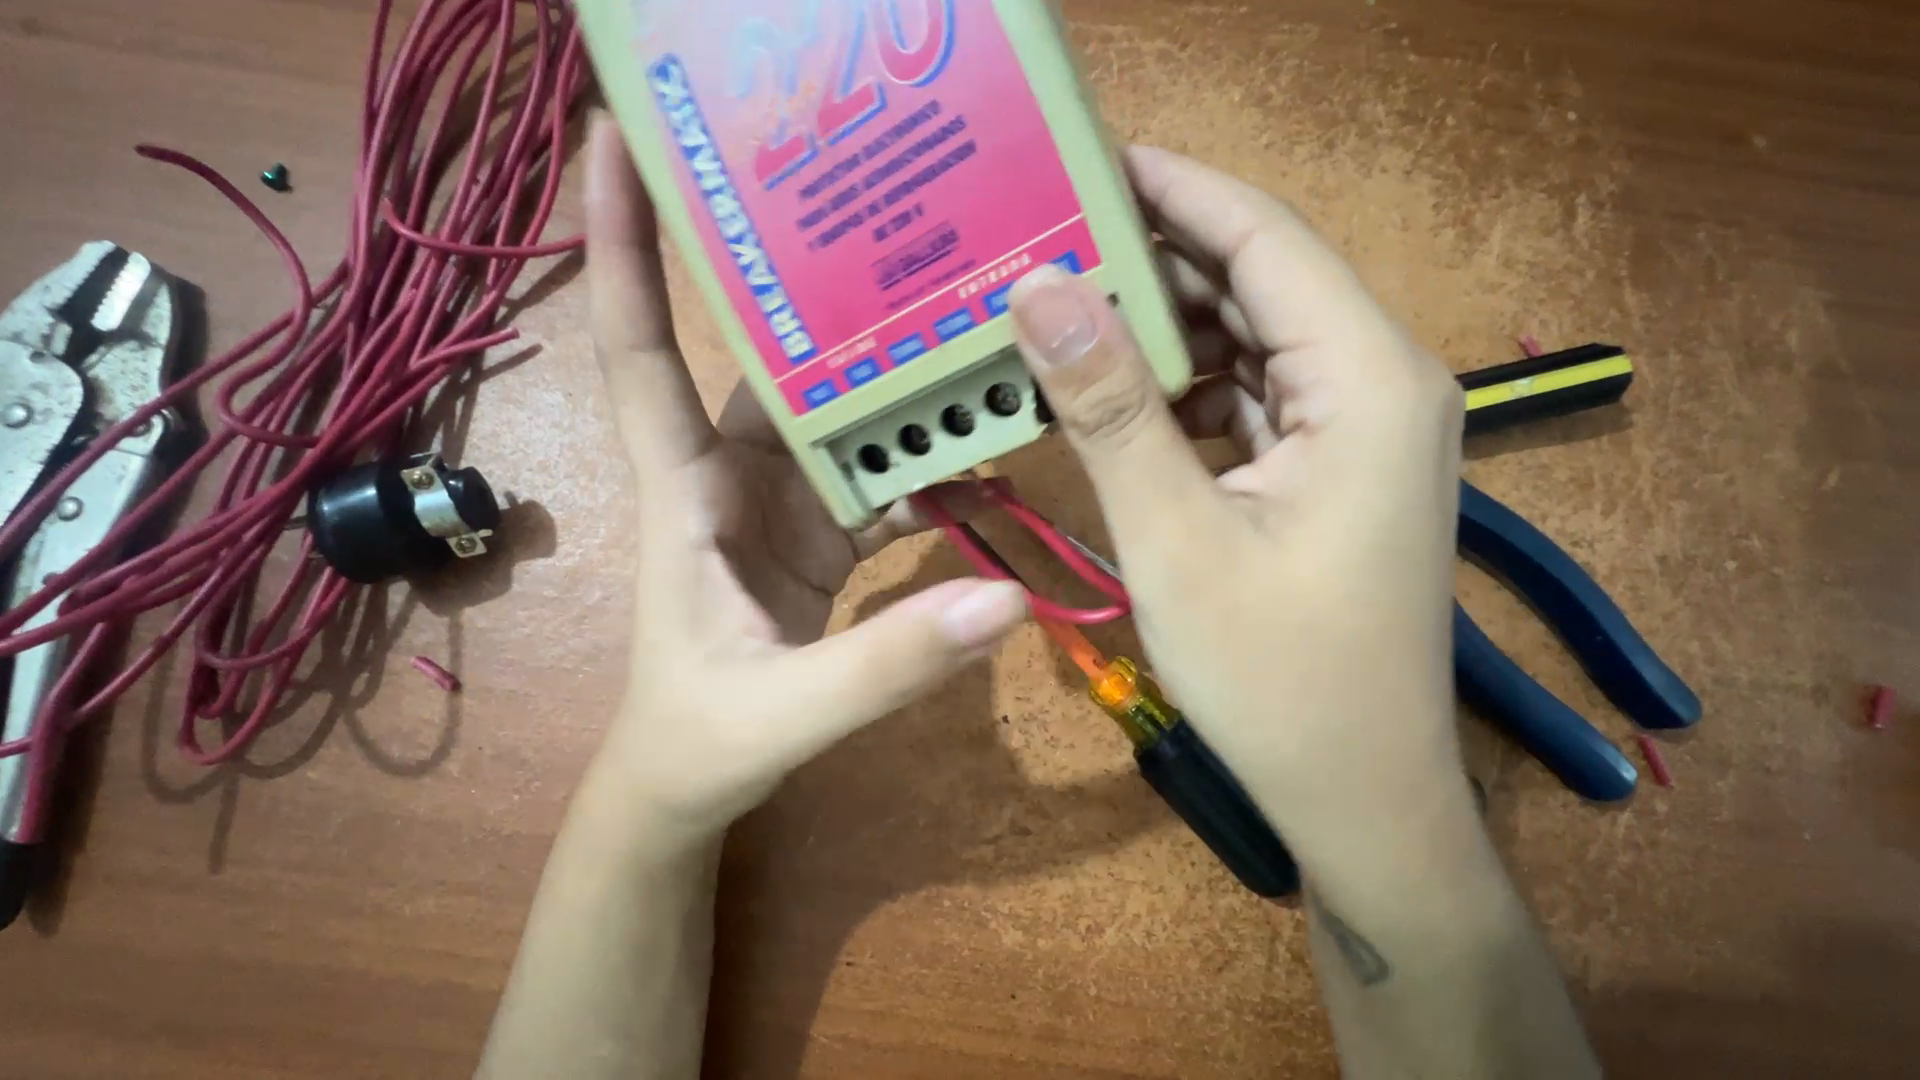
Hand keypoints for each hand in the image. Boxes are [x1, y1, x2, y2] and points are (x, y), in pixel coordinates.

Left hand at [581, 116, 1027, 841]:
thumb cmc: (701, 739)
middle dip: (824, 294)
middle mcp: (730, 477)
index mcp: (687, 494)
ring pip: (840, 416)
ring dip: (898, 383)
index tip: (613, 138)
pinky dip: (925, 463)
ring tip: (974, 329)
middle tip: (894, 218)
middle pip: (775, 362)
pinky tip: (984, 451)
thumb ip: (885, 665)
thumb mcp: (786, 711)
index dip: (621, 248)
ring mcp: (780, 504)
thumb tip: (1004, 604)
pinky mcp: (819, 536)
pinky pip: (877, 476)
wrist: (692, 784)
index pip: (641, 355)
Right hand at [1008, 146, 1466, 847]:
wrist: (1353, 795)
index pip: (1263, 238)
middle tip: (1041, 241)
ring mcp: (1352, 431)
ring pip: (1245, 342)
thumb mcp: (1176, 537)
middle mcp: (1375, 384)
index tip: (1081, 160)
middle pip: (1255, 282)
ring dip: (1158, 327)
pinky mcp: (1324, 472)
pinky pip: (1245, 398)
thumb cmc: (1275, 677)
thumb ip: (1111, 406)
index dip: (1173, 188)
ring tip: (1056, 306)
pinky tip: (1107, 389)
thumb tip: (1040, 287)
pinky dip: (1178, 389)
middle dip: (1151, 258)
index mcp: (1364, 380)